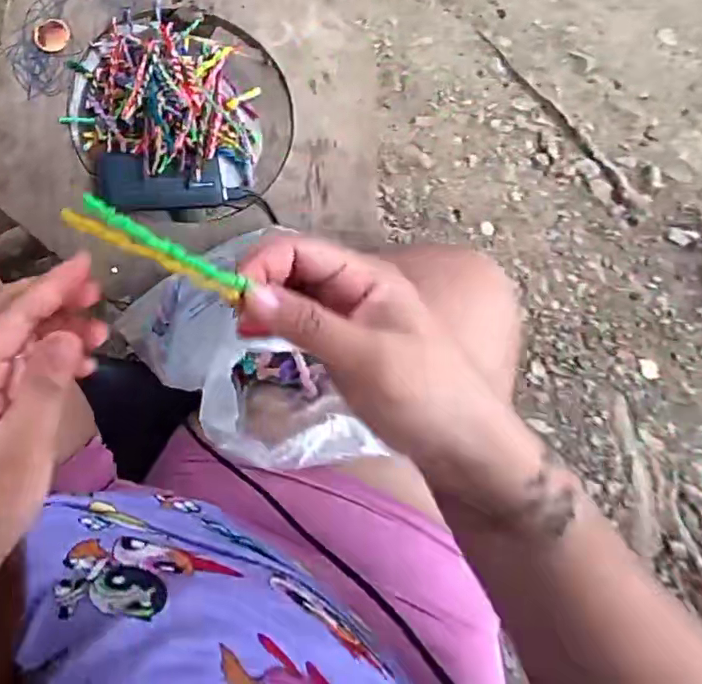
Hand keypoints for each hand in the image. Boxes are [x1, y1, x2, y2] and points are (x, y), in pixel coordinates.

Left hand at [0, 254, 105, 631]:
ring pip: (23, 336)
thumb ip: (44, 386)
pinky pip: (26, 362)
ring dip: (59, 325)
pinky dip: (55, 354)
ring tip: (100, 328)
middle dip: (55, 296)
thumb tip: (67, 332)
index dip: (52, 284)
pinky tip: (83, 362)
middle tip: (97, 291)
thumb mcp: (22, 449)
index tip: (86, 262)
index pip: (16, 313)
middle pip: (15, 314)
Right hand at [235, 235, 539, 516]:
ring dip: (260, 301)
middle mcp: (351, 285)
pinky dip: (270, 321)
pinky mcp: (336, 337)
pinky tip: (254, 335)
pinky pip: (294, 316)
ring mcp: (343, 312)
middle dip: (257, 281)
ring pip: (288, 290)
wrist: (466, 452)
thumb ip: (306, 322)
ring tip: (240, 327)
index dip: (261, 263)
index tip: (236, 296)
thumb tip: (248, 293)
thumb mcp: (364, 357)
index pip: (298, 249)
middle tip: (235, 316)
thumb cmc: (424, 396)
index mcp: (365, 275)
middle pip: (289, 265)